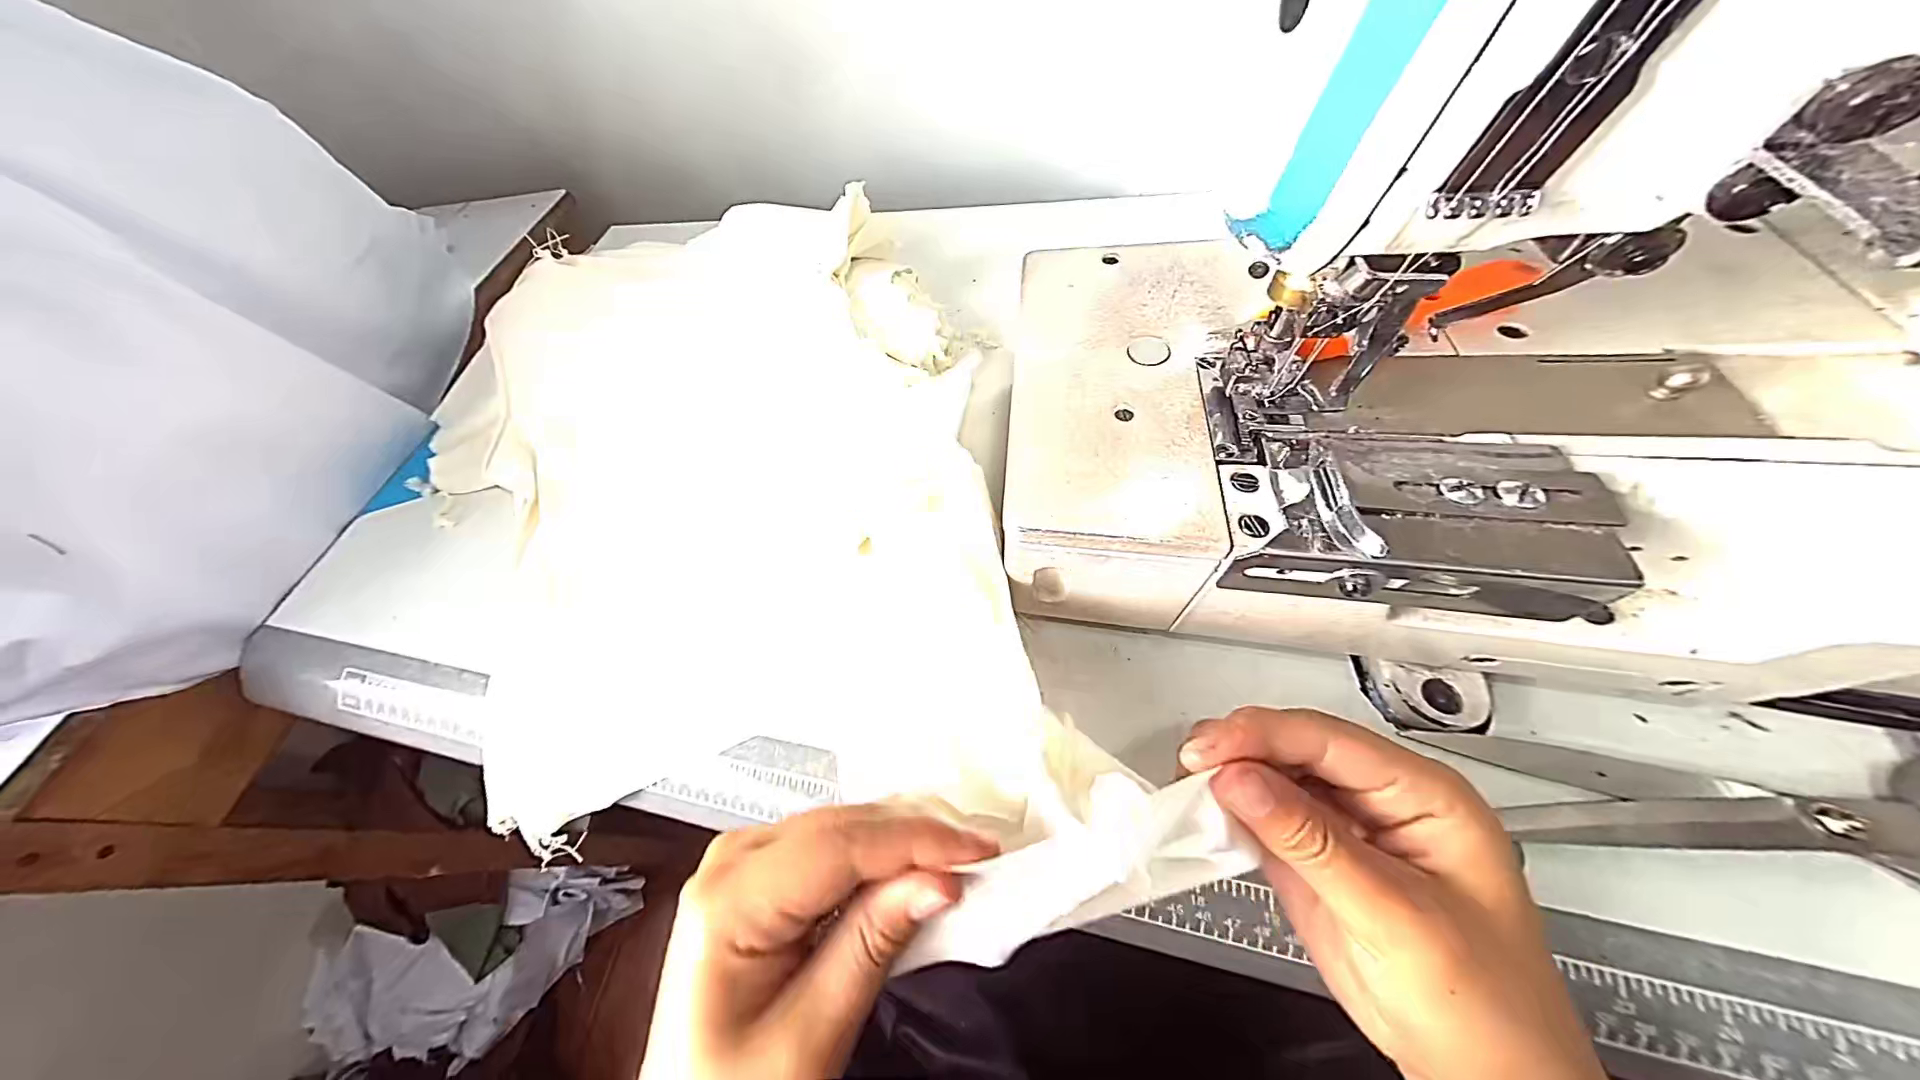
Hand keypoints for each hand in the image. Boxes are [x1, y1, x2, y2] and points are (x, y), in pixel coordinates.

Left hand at [640, 804, 996, 1079]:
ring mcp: (744, 860)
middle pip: (844, 826)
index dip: (917, 840)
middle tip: (978, 857)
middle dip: (917, 836)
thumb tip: (936, 881)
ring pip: (844, 826)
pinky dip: (880, 853)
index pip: (841, 844)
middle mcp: (731, 862)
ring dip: (903, 841)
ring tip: (955, 863)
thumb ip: (872, 946)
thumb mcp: (809, 1037)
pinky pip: (833, 843)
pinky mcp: (763, 869)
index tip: (977, 852)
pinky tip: (911, 870)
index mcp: (728, 900)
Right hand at [1180, 707, 1603, 1079]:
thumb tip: (1242, 781)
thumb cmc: (1483, 1007)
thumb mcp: (1396, 918)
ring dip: (1227, 777)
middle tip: (1193, 766)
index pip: (1329, 739)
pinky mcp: (1311, 852)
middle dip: (1237, 748)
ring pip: (1269, 773)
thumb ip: (1313, 843)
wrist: (1478, 1072)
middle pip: (1294, 745)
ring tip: (1191, 790)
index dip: (1262, 734)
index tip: (1212, 749)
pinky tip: (1209, 817)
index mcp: (1424, 794)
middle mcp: (1379, 798)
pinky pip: (1260, 813)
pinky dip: (1228, 812)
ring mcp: (1342, 823)